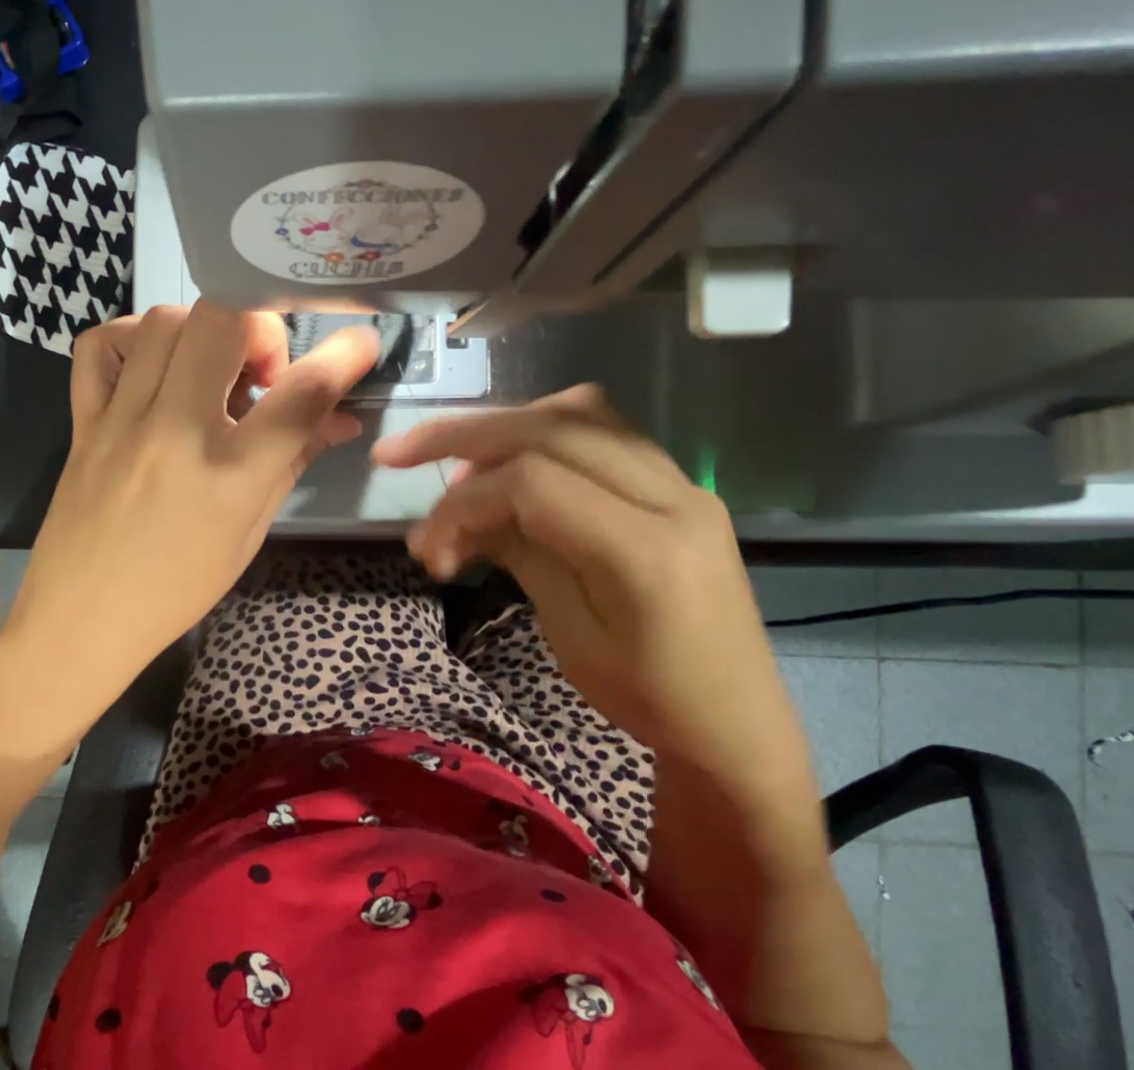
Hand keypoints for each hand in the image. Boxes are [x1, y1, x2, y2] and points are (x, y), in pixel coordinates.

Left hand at [7, 304, 379, 704]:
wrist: (82, 618)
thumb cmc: (175, 590)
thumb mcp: (247, 535)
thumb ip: (291, 464)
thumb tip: (340, 421)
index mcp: (229, 477)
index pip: (300, 395)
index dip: (344, 357)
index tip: (361, 343)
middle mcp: (175, 434)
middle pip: (225, 323)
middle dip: (260, 327)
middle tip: (260, 373)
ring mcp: (121, 421)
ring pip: (166, 321)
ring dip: (203, 329)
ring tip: (209, 372)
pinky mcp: (82, 420)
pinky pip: (98, 346)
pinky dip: (131, 338)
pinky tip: (150, 369)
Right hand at [372, 386, 797, 772]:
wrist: (735, 719)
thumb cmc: (647, 696)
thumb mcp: (569, 634)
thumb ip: (520, 554)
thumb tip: (451, 517)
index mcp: (645, 549)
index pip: (534, 484)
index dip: (464, 502)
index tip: (425, 543)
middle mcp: (672, 496)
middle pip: (553, 429)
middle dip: (465, 436)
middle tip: (398, 454)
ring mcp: (682, 484)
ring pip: (580, 415)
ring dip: (506, 427)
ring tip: (456, 464)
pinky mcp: (678, 486)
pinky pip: (605, 434)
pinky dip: (545, 435)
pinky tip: (510, 465)